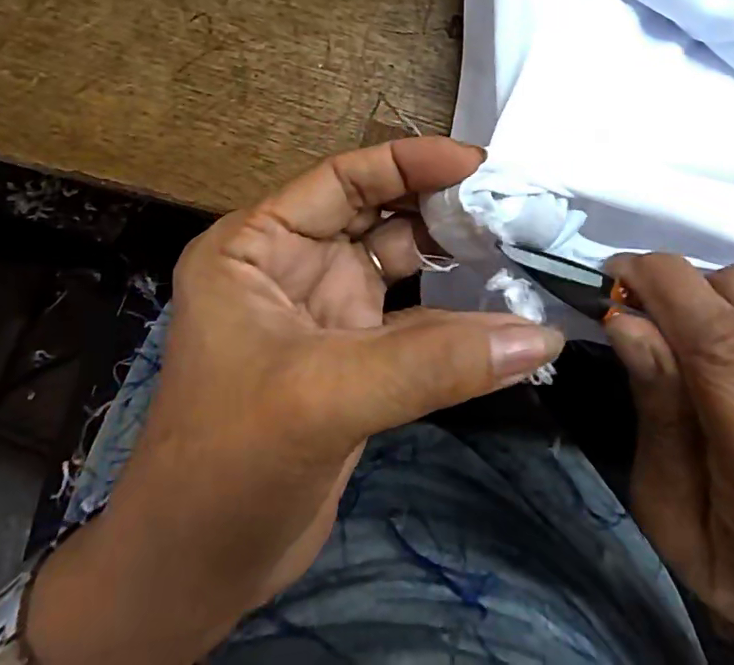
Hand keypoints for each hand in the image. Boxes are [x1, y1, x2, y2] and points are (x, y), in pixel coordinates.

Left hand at [21, 138, 564, 663]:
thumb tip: (538, 338)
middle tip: (510, 204)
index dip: (410, 162)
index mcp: (255, 246)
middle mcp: (291, 265)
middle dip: (441, 204)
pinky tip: (503, 314)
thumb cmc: (229, 465)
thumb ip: (432, 363)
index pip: (342, 178)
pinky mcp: (355, 355)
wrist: (195, 571)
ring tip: (516, 243)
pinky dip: (459, 314)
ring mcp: (326, 311)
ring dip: (454, 253)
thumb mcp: (325, 397)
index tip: (479, 164)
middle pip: (378, 212)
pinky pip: (417, 318)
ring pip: (401, 261)